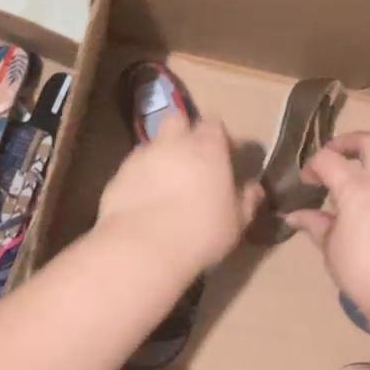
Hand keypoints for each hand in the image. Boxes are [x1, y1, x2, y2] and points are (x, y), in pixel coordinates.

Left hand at [96, 116, 264, 274]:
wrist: (141, 249)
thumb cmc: (199, 234)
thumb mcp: (235, 223)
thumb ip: (245, 201)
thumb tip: (253, 188)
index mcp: (206, 147)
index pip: (214, 123)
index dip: (218, 136)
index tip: (223, 154)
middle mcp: (172, 143)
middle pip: (177, 121)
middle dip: (183, 133)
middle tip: (189, 161)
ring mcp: (140, 157)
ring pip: (151, 144)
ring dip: (159, 156)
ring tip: (162, 184)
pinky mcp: (116, 176)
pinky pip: (131, 169)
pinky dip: (138, 178)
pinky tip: (141, 200)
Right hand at [284, 131, 369, 337]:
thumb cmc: (361, 271)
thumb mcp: (330, 248)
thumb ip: (315, 225)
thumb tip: (296, 216)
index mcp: (359, 188)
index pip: (330, 159)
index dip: (313, 165)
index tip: (305, 180)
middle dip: (349, 142)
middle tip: (332, 156)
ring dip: (364, 172)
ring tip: (344, 198)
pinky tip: (364, 221)